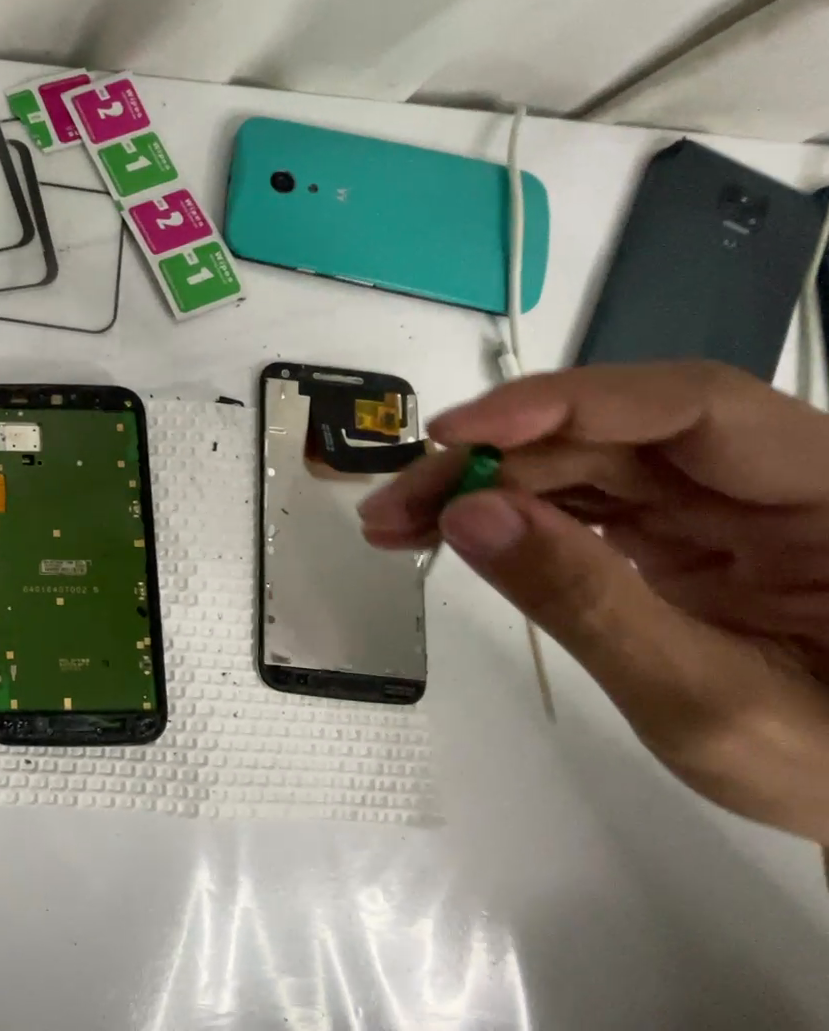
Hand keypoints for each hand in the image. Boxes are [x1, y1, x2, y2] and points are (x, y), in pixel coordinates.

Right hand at [358, 362, 828, 844]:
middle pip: (614, 435)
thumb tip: (466, 513)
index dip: (565, 405)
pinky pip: (578, 500)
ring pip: (582, 461)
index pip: (695, 410)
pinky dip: (501, 512)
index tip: (453, 435)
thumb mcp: (708, 704)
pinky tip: (439, 529)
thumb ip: (589, 603)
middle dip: (490, 461)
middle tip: (391, 508)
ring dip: (479, 484)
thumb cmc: (827, 770)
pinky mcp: (684, 531)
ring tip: (392, 524)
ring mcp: (729, 506)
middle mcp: (783, 481)